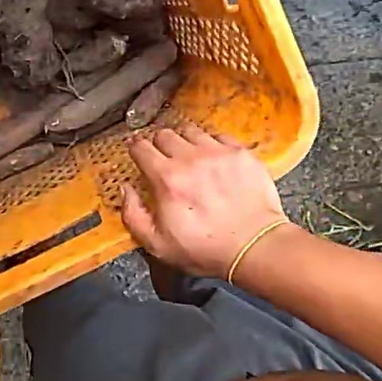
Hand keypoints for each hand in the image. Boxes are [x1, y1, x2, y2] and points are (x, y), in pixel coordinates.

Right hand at [121, 125, 292, 279]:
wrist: (254, 246)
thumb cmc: (207, 249)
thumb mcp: (157, 244)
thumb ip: (133, 215)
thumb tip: (127, 191)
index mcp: (166, 178)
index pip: (141, 147)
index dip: (136, 149)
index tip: (138, 153)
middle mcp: (190, 158)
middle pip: (164, 134)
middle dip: (159, 145)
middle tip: (164, 158)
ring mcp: (217, 153)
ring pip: (191, 131)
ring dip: (185, 142)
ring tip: (189, 157)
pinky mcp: (240, 154)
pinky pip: (219, 136)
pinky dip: (212, 144)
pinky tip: (213, 158)